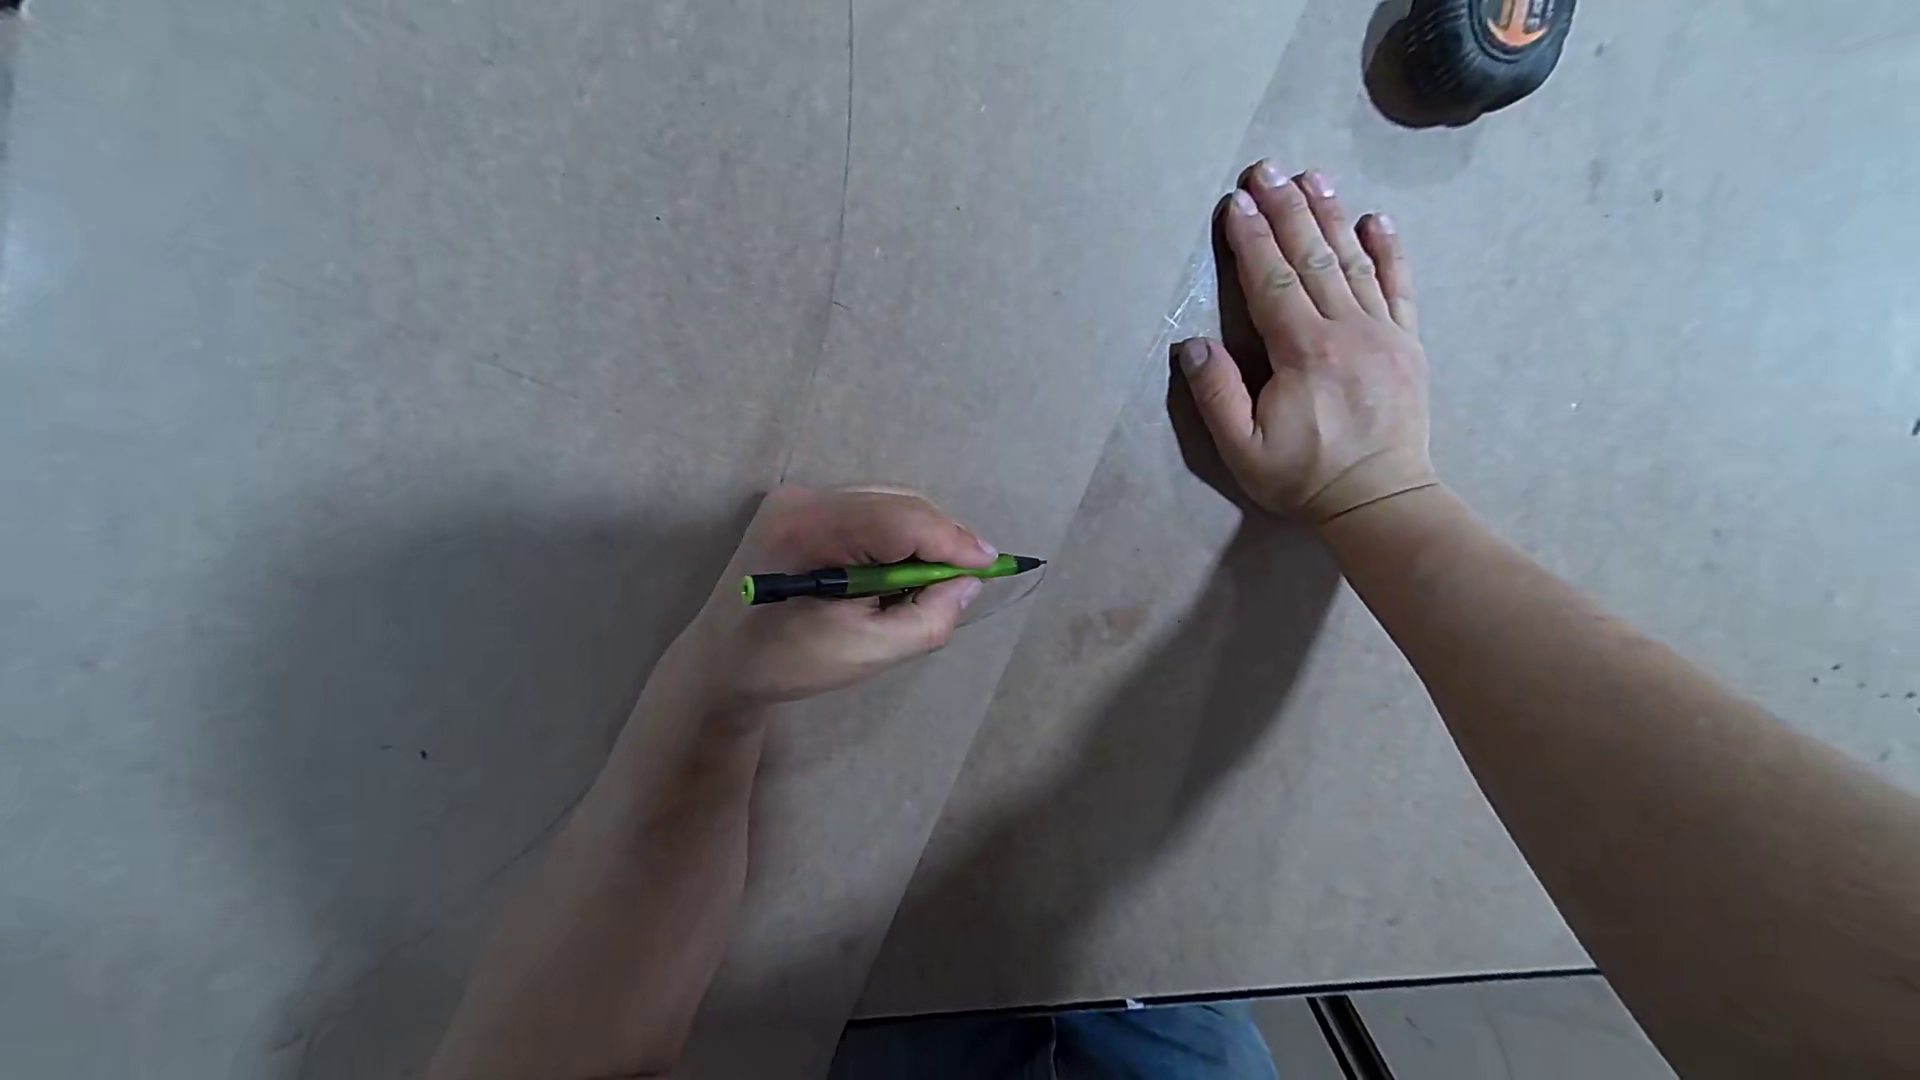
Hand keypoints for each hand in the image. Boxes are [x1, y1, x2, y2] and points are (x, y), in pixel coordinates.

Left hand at [671, 485, 997, 708]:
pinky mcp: (801, 503)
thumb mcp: (868, 653)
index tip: (992, 565)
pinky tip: (896, 566)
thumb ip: (928, 618)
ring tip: (931, 577)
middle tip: (964, 577)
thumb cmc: (789, 663)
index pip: (901, 520)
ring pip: (889, 501)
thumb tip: (968, 582)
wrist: (721, 659)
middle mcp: (804, 499)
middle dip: (941, 538)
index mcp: (810, 532)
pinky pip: (870, 507)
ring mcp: (799, 495)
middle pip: (899, 503)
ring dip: (921, 536)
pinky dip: (896, 533)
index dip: (953, 540)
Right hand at [1179, 162, 1436, 523]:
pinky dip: (1387, 249)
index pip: (1271, 283)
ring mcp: (1384, 331)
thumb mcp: (1242, 451)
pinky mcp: (1407, 342)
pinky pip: (1399, 285)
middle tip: (1266, 169)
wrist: (1379, 498)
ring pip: (1353, 261)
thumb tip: (1194, 345)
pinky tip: (1376, 219)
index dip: (1250, 240)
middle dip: (1285, 210)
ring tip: (1310, 177)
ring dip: (1329, 215)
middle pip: (1312, 258)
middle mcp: (1348, 329)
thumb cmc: (1302, 478)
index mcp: (1305, 353)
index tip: (1233, 203)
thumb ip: (1217, 397)